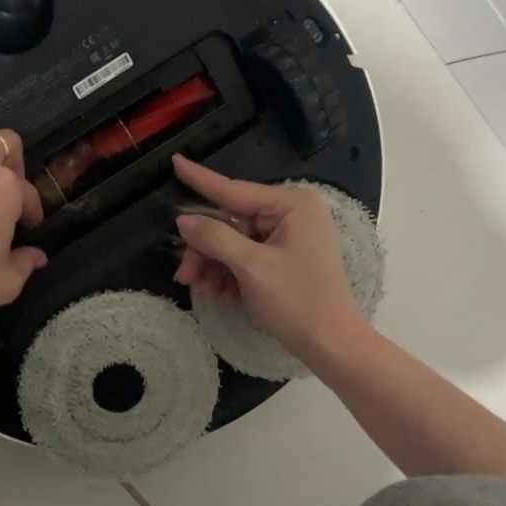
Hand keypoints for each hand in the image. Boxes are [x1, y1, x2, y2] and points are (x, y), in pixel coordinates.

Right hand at [170, 154, 365, 361]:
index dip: (200, 179)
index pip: (234, 189)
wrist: (330, 344)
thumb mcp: (252, 268)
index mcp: (290, 205)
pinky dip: (227, 274)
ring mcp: (286, 237)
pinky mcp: (281, 259)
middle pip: (229, 222)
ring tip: (200, 288)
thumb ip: (215, 238)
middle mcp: (289, 214)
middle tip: (184, 274)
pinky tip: (218, 293)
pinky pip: (243, 257)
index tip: (175, 161)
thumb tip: (183, 221)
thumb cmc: (298, 301)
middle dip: (204, 248)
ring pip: (231, 242)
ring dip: (212, 265)